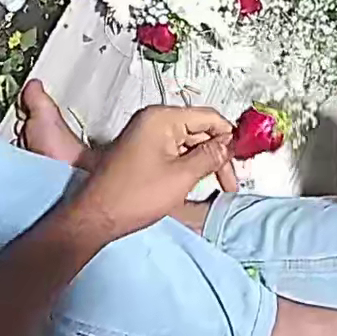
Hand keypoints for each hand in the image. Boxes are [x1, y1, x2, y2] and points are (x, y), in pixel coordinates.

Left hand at [66, 106, 237, 243]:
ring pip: (188, 142)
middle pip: (199, 129)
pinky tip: (197, 181)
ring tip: (217, 184)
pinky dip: (188, 165)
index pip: (208, 117)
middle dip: (217, 153)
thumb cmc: (135, 196)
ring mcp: (146, 134)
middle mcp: (153, 120)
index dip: (228, 136)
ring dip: (204, 162)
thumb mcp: (182, 176)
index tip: (240, 157)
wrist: (96, 219)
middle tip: (229, 180)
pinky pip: (174, 150)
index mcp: (162, 118)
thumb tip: (229, 145)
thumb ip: (211, 156)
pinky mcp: (142, 150)